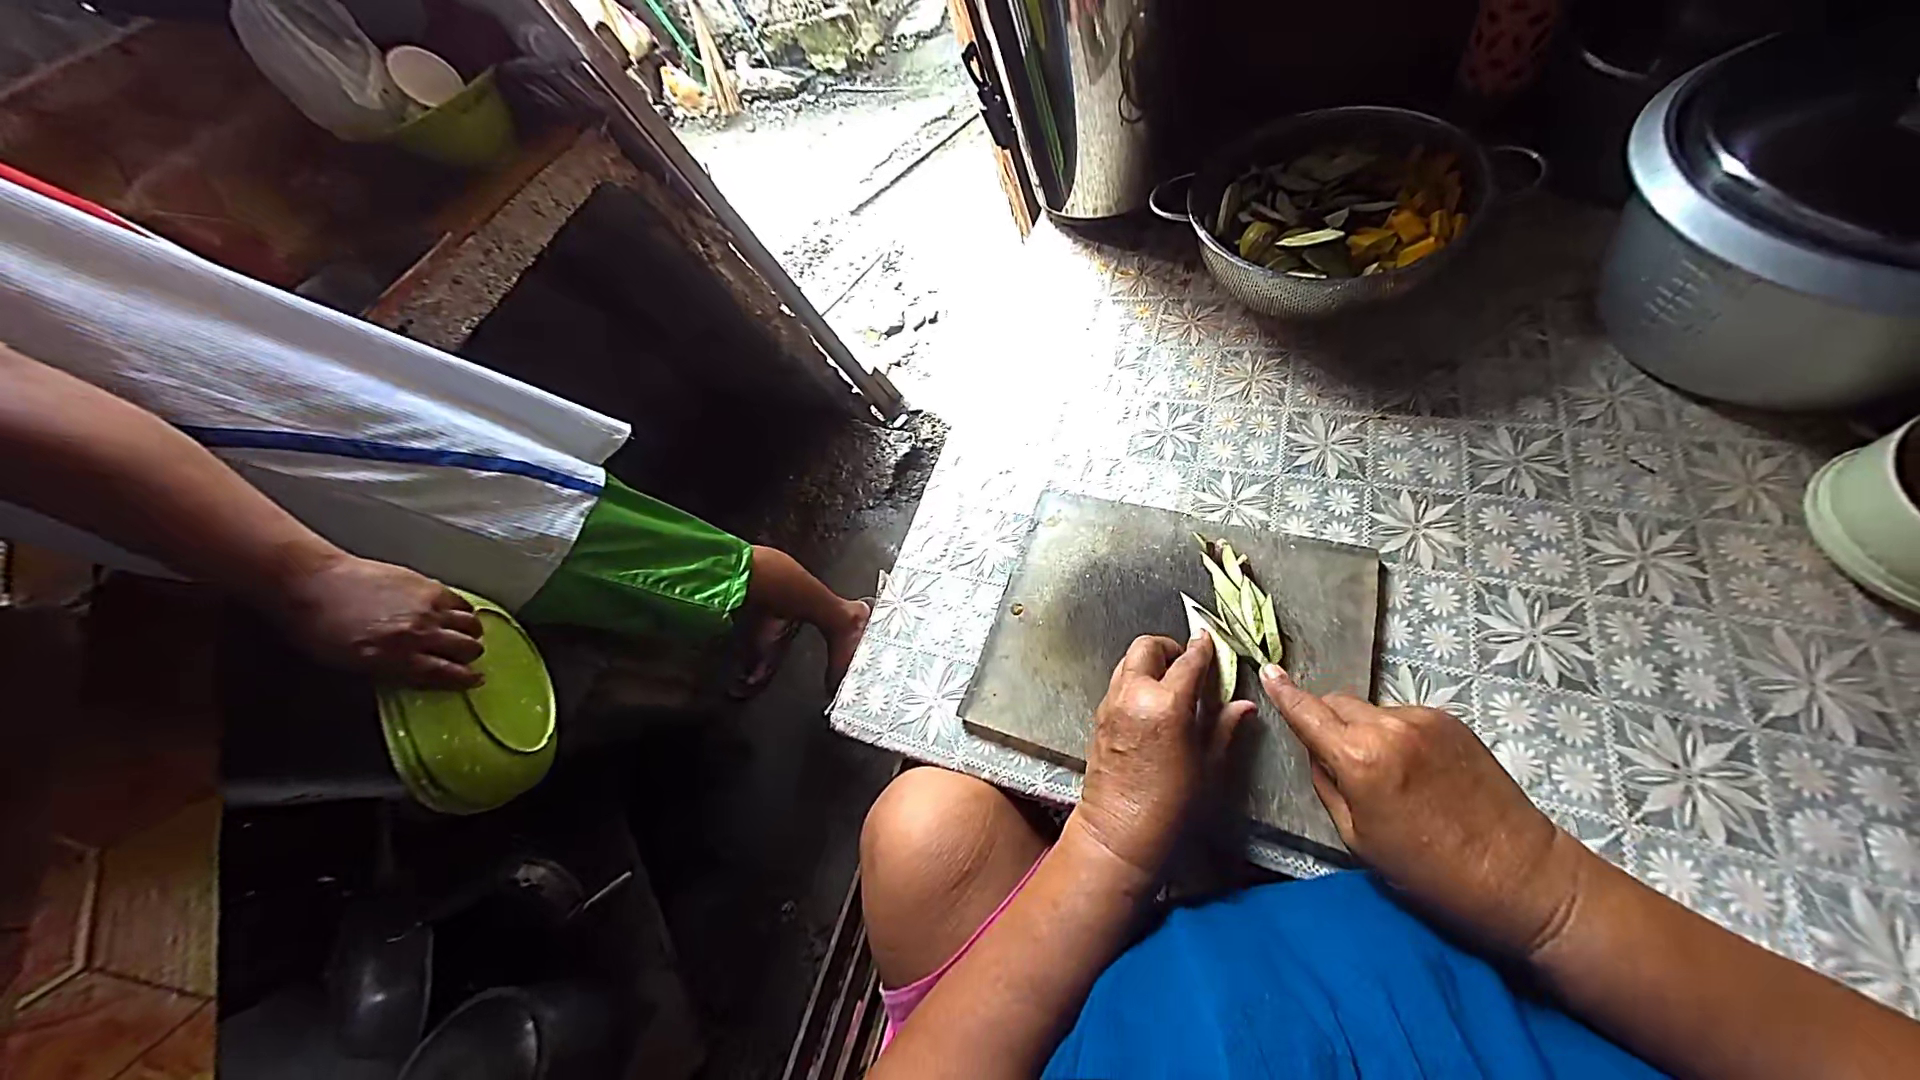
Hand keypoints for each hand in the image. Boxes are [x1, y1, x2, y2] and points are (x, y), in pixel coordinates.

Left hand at [277, 555, 485, 689]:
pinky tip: (457, 615)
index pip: (447, 673)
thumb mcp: (350, 663)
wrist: (311, 583)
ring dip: (470, 634)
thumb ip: (392, 669)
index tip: (474, 680)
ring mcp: (430, 608)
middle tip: (463, 656)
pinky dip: (465, 613)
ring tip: (464, 634)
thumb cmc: (317, 629)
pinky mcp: (433, 587)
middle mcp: (421, 633)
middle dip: (469, 655)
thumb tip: (420, 672)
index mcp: (397, 658)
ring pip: (472, 626)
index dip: (465, 679)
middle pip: (467, 648)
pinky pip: (464, 604)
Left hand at [1071, 634, 1253, 880]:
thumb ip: (1223, 726)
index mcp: (1165, 703)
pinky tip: (1152, 700)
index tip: (1211, 644)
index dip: (1203, 649)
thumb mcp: (1207, 765)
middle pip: (1147, 646)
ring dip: (1149, 660)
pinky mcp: (1100, 714)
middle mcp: (1133, 694)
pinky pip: (1118, 681)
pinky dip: (1135, 678)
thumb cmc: (1169, 804)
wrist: (1119, 828)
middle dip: (1169, 647)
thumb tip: (1243, 705)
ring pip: (1128, 660)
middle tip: (1188, 661)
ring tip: (1171, 679)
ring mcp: (1111, 702)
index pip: (1188, 660)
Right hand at [1261, 665, 1588, 958]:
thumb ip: (1327, 782)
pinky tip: (1417, 770)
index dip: (1283, 692)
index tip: (1268, 671)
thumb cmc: (1429, 871)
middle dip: (1327, 722)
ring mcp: (1424, 720)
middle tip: (1339, 759)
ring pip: (1368, 711)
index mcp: (1359, 759)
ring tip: (1389, 773)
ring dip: (1363, 730)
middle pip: (1336, 704)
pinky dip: (1394, 735)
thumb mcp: (1356, 835)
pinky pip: (1401, 718)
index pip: (1307, 712)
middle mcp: (1388, 728)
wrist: (1525, 880)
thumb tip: (1317, 750)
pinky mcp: (1451, 722)